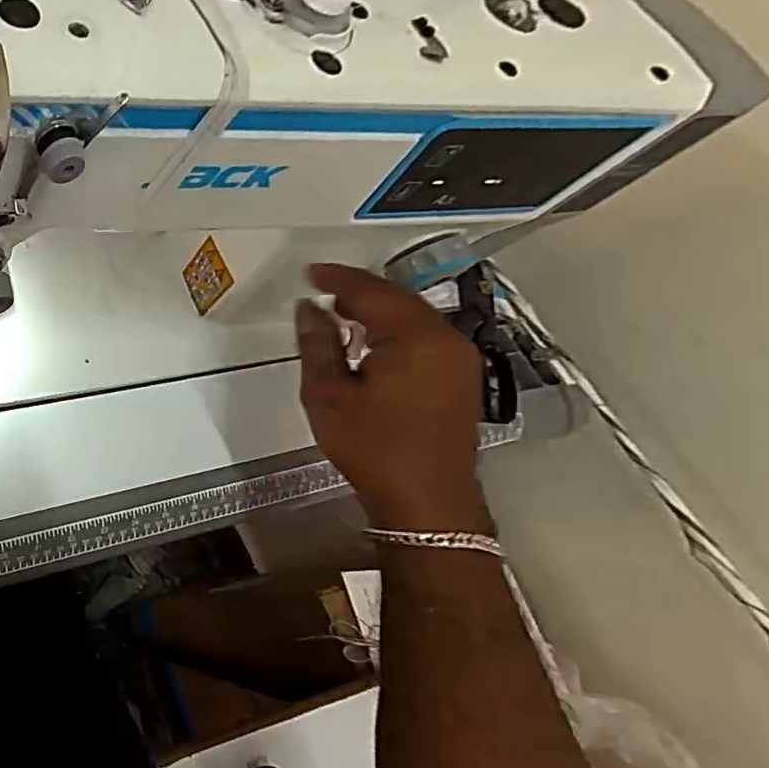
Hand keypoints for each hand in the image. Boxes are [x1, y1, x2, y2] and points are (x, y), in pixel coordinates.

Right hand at [295, 264, 489, 532]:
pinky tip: (369, 337)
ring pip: (413, 317)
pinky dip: (392, 327)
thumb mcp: (328, 392)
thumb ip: (318, 344)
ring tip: (339, 309)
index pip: (372, 293)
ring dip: (376, 309)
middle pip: (398, 300)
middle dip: (358, 291)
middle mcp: (446, 341)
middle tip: (321, 286)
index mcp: (415, 339)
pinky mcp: (459, 377)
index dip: (338, 279)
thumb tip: (309, 309)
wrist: (425, 496)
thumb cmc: (372, 444)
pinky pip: (423, 336)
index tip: (311, 272)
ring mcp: (459, 360)